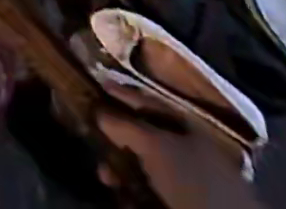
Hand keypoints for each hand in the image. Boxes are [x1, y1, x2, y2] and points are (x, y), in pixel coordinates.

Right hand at [96, 101, 263, 208]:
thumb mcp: (157, 147)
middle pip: (142, 135)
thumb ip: (127, 126)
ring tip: (104, 175)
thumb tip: (99, 110)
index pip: (148, 101)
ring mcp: (181, 177)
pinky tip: (119, 197)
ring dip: (119, 168)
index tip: (97, 87)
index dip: (122, 94)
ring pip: (141, 166)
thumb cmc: (191, 178)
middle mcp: (183, 145)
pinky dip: (129, 193)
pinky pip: (145, 192)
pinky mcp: (175, 201)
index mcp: (185, 123)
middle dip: (116, 137)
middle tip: (94, 137)